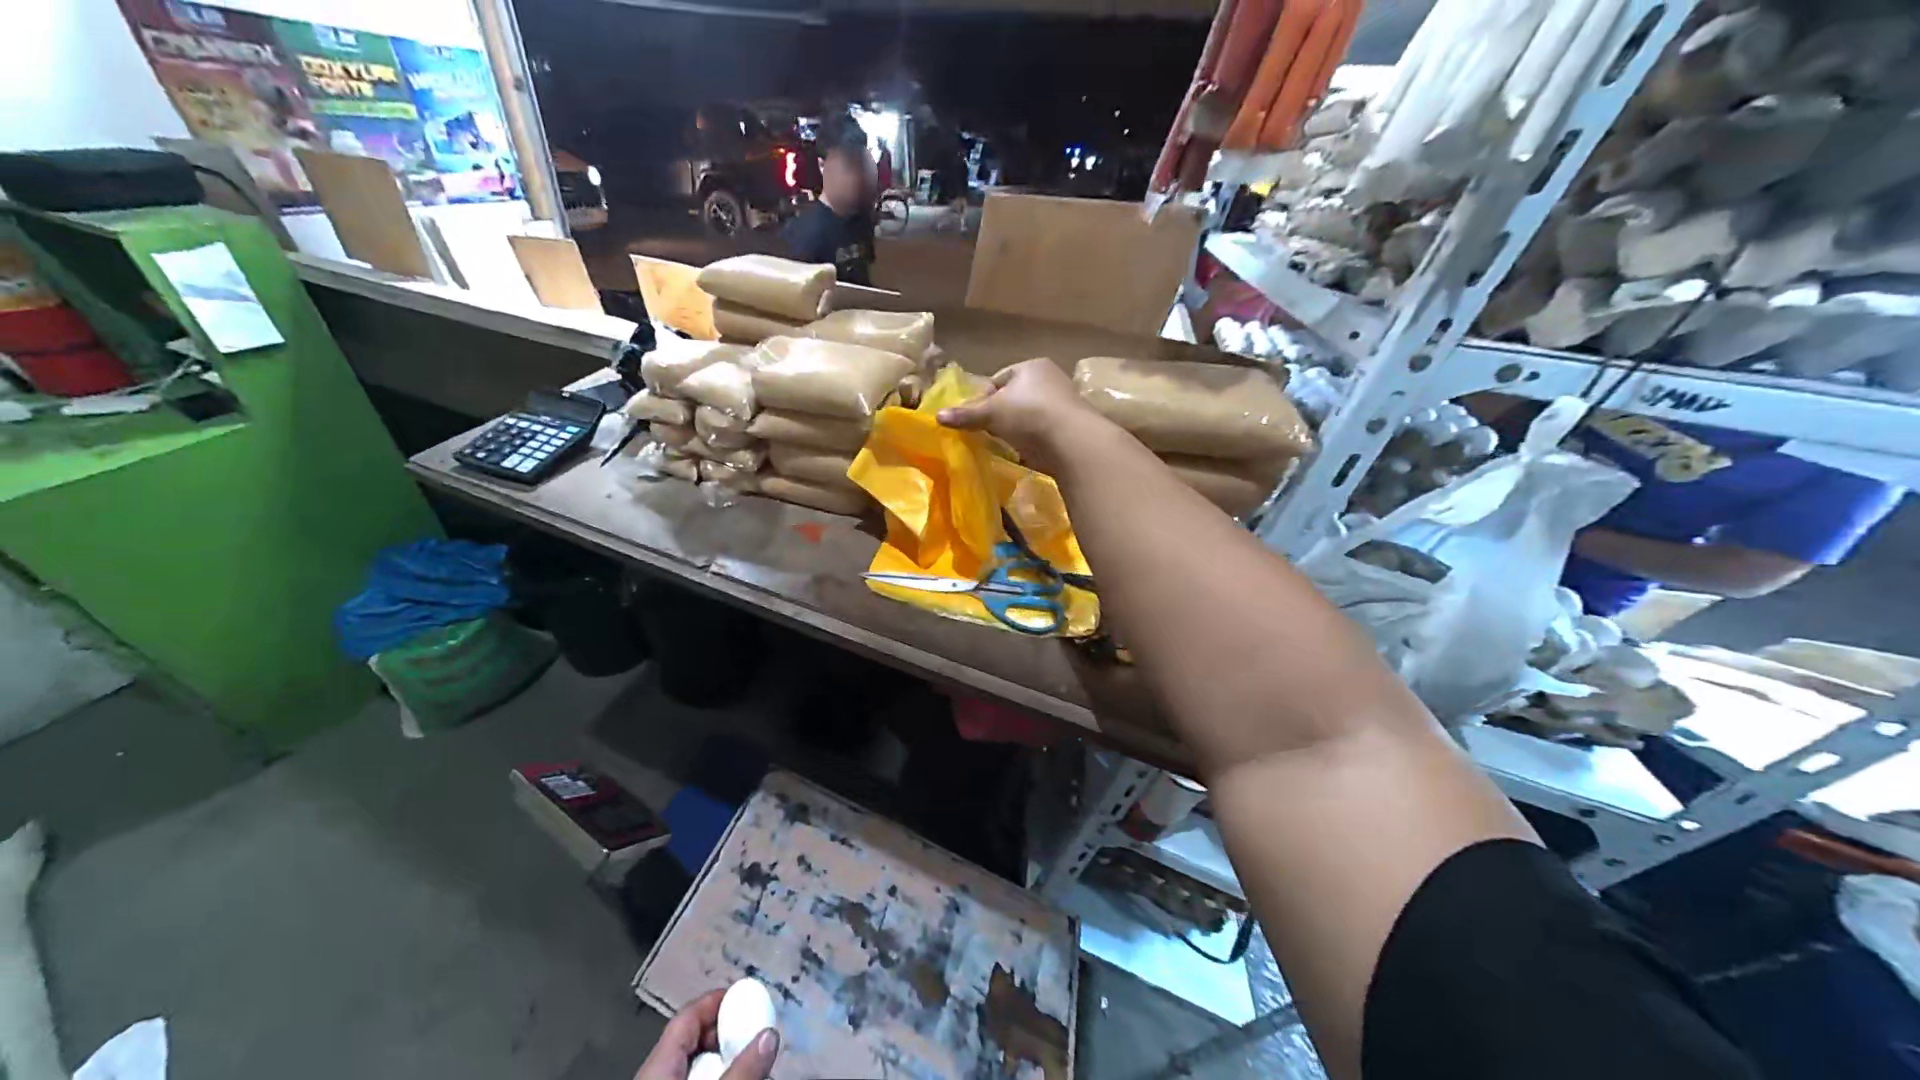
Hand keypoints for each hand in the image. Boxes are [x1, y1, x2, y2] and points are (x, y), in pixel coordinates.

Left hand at [632, 990, 779, 1079]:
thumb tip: (771, 1034)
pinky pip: (692, 1078)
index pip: (687, 1015)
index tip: (748, 998)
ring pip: (694, 1063)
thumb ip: (741, 1070)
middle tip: (755, 1035)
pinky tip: (737, 1078)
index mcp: (656, 1065)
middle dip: (727, 1032)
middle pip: (693, 1038)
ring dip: (725, 1058)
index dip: (718, 1000)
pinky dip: (716, 1075)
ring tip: (753, 1062)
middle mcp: (654, 1073)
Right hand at [936, 359, 1099, 472]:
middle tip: (987, 432)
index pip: (999, 379)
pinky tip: (1024, 453)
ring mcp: (1063, 403)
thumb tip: (937, 416)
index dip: (984, 397)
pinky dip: (1032, 441)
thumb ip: (965, 415)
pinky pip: (1043, 431)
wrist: (1073, 441)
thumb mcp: (991, 413)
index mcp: (1031, 366)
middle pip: (1015, 397)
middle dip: (1001, 414)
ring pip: (1029, 415)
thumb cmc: (1029, 415)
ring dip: (1017, 429)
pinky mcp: (1071, 427)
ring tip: (1004, 444)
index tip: (975, 417)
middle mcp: (1050, 379)